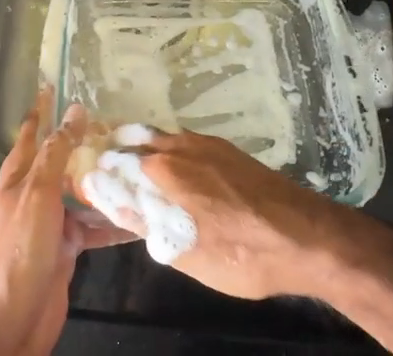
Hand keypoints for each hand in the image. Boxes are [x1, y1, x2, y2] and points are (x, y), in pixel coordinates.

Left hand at [0, 90, 130, 355]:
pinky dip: (113, 223)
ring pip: (81, 195)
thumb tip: (74, 111)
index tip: (54, 85)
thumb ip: (56, 155)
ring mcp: (49, 226)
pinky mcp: (66, 252)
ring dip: (104, 182)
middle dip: (84, 145)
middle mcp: (33, 198)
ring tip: (136, 162)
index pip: (31, 136)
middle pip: (61, 164)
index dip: (41, 111)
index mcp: (18, 180)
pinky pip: (93, 229)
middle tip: (116, 123)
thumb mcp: (36, 195)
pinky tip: (139, 215)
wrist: (9, 321)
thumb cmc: (16, 250)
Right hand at [96, 130, 357, 300]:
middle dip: (119, 152)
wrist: (305, 236)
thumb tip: (112, 203)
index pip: (117, 163)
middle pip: (138, 143)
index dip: (101, 172)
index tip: (87, 179)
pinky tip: (174, 168)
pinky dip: (171, 150)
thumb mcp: (185, 252)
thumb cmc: (242, 253)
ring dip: (145, 148)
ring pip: (164, 139)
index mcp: (164, 169)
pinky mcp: (229, 150)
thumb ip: (145, 223)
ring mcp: (208, 144)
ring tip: (134, 165)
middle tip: (106, 167)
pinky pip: (187, 143)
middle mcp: (182, 147)